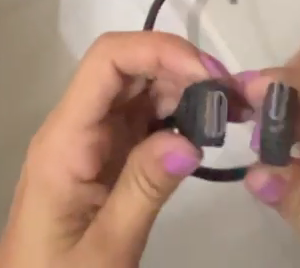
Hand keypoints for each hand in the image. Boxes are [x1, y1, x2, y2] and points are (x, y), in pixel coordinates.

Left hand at [0, 31, 233, 266]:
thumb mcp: (104, 252)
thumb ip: (144, 190)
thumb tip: (192, 138)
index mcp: (65, 138)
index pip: (107, 61)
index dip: (158, 50)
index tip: (209, 74)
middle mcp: (77, 126)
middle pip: (128, 68)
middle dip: (182, 68)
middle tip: (234, 95)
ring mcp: (92, 140)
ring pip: (140, 89)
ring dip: (186, 89)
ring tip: (232, 109)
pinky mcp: (107, 157)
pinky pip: (144, 119)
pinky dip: (179, 115)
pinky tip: (209, 128)